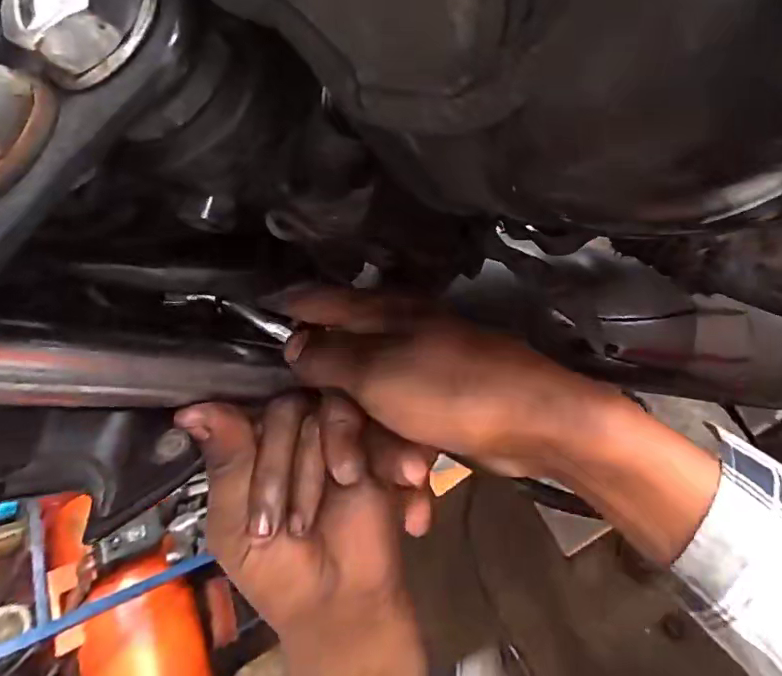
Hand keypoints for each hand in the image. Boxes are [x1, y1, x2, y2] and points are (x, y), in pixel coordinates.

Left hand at [177, 395, 426, 675]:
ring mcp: (337, 430)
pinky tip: (364, 485)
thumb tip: (191, 412)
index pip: (249, 412)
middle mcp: (296, 426)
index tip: (262, 521)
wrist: (340, 602)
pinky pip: (374, 424)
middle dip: (284, 475)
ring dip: (321, 472)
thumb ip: (226, 464)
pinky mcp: (377, 439)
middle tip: (294, 529)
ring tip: (320, 520)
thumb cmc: (277, 570)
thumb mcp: (235, 528)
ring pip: (328, 413)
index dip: (259, 461)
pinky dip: (379, 454)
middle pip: (288, 410)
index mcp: (256, 442)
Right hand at [276, 287, 623, 477]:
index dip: (286, 310)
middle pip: (341, 356)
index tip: (250, 324)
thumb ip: (331, 358)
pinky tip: (405, 482)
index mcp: (384, 311)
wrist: (531, 419)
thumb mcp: (377, 373)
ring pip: (369, 398)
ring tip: (368, 474)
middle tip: (300, 433)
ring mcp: (421, 365)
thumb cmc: (449, 389)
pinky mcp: (438, 400)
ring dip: (366, 439)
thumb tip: (293, 343)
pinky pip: (400, 423)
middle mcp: (399, 330)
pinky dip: (398, 450)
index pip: (321, 300)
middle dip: (326, 401)